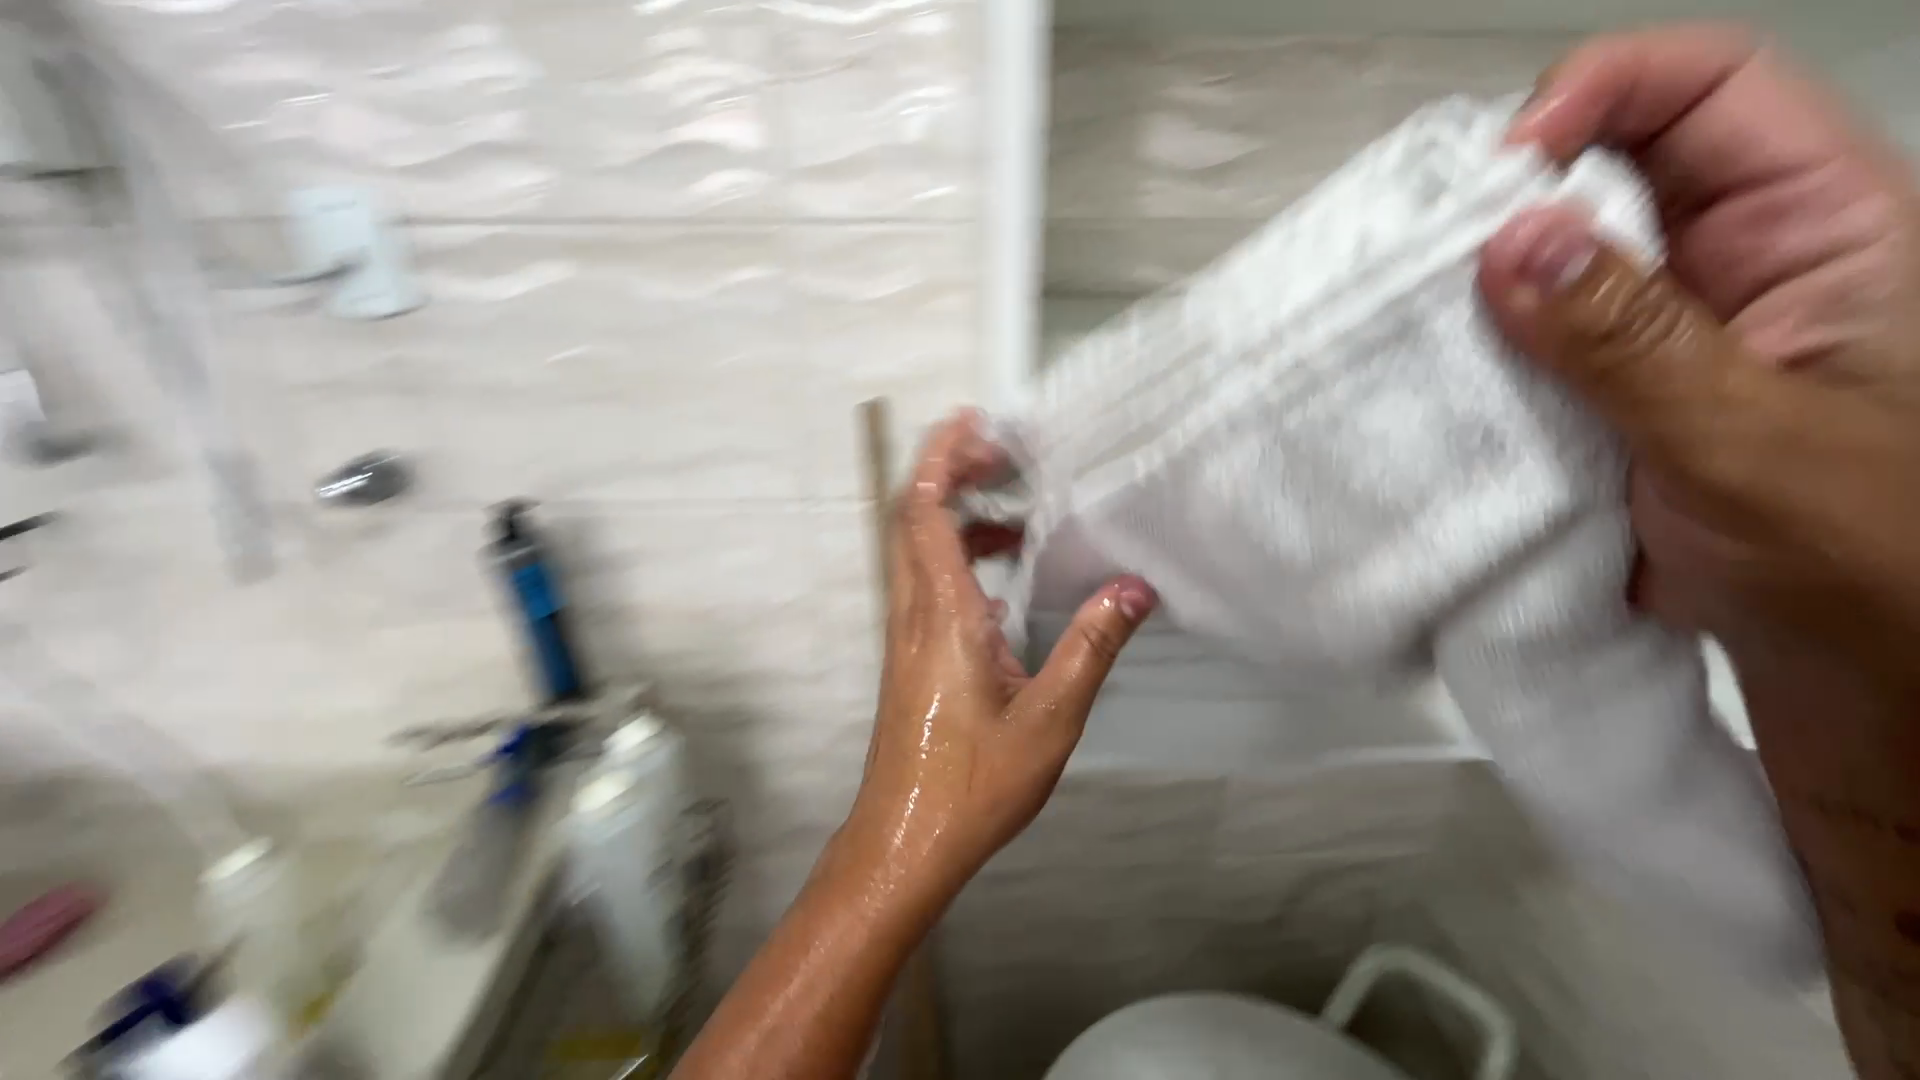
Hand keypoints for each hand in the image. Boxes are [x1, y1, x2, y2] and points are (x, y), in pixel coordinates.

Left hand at [825, 411, 1156, 912]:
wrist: (906, 838)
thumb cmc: (975, 782)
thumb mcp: (1049, 717)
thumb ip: (1090, 646)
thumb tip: (1134, 588)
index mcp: (944, 615)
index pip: (923, 511)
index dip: (940, 457)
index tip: (972, 421)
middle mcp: (913, 613)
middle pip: (910, 516)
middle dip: (949, 471)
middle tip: (1005, 456)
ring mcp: (905, 635)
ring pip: (917, 550)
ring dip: (957, 518)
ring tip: (1018, 515)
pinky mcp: (909, 656)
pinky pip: (926, 585)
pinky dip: (959, 561)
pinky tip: (1005, 582)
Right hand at [1478, 30, 1919, 1079]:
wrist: (1857, 680)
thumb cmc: (1862, 560)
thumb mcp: (1749, 439)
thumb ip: (1631, 339)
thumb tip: (1513, 242)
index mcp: (1821, 229)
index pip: (1707, 91)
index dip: (1598, 95)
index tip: (1498, 174)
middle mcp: (1733, 264)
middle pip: (1609, 170)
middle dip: (1512, 199)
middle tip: (1425, 263)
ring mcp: (1661, 334)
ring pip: (1554, 265)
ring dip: (1482, 287)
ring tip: (1412, 326)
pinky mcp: (1608, 395)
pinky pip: (1529, 347)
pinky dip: (1476, 355)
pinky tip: (1433, 383)